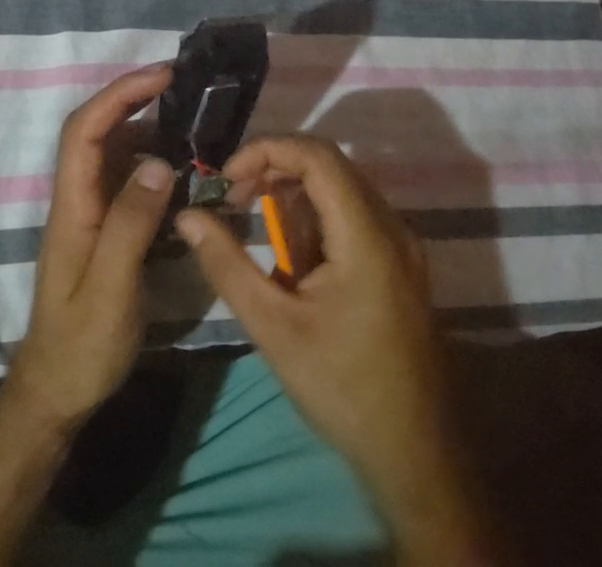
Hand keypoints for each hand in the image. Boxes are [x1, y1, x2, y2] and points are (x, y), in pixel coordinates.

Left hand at [5, 64, 175, 430]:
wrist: (57, 390)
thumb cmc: (81, 345)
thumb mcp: (110, 289)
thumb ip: (130, 226)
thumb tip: (159, 162)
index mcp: (71, 207)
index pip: (85, 132)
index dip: (119, 94)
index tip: (164, 75)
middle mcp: (76, 201)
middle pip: (97, 134)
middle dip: (135, 101)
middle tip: (188, 92)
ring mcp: (89, 217)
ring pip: (114, 157)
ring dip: (148, 132)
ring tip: (196, 126)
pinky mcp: (104, 234)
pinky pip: (127, 186)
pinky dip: (155, 167)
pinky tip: (185, 174)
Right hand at [176, 135, 478, 558]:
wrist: (414, 450)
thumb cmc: (341, 386)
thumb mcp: (272, 326)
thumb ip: (227, 263)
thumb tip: (187, 215)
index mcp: (367, 237)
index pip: (318, 157)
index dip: (266, 151)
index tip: (225, 179)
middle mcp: (392, 230)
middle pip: (330, 168)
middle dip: (273, 171)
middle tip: (230, 200)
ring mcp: (400, 249)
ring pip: (340, 193)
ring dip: (291, 197)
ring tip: (249, 224)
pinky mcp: (397, 269)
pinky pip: (352, 221)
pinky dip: (313, 222)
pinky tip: (286, 257)